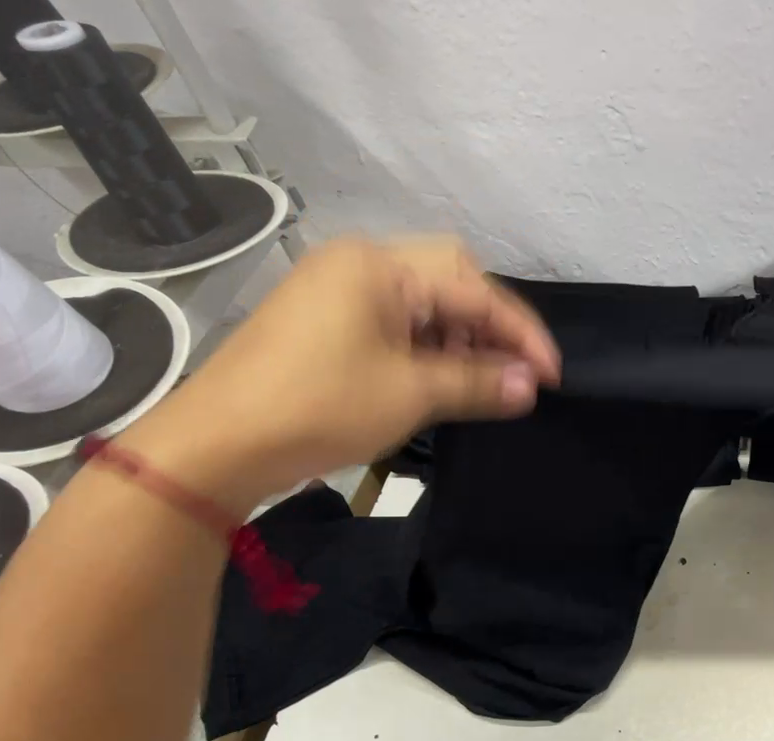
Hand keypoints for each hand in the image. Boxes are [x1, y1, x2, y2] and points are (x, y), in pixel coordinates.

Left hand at [119, 234, 558, 508]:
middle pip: (451, 280)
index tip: (552, 375)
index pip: (473, 287)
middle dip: (492, 325)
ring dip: (463, 340)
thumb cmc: (320, 407)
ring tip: (489, 384)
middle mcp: (360, 265)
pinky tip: (448, 381)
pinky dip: (431, 349)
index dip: (520, 332)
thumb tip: (531, 385)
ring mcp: (340, 292)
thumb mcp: (411, 394)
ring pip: (425, 304)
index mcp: (378, 266)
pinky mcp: (329, 322)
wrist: (220, 443)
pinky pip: (398, 323)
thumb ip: (479, 382)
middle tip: (517, 369)